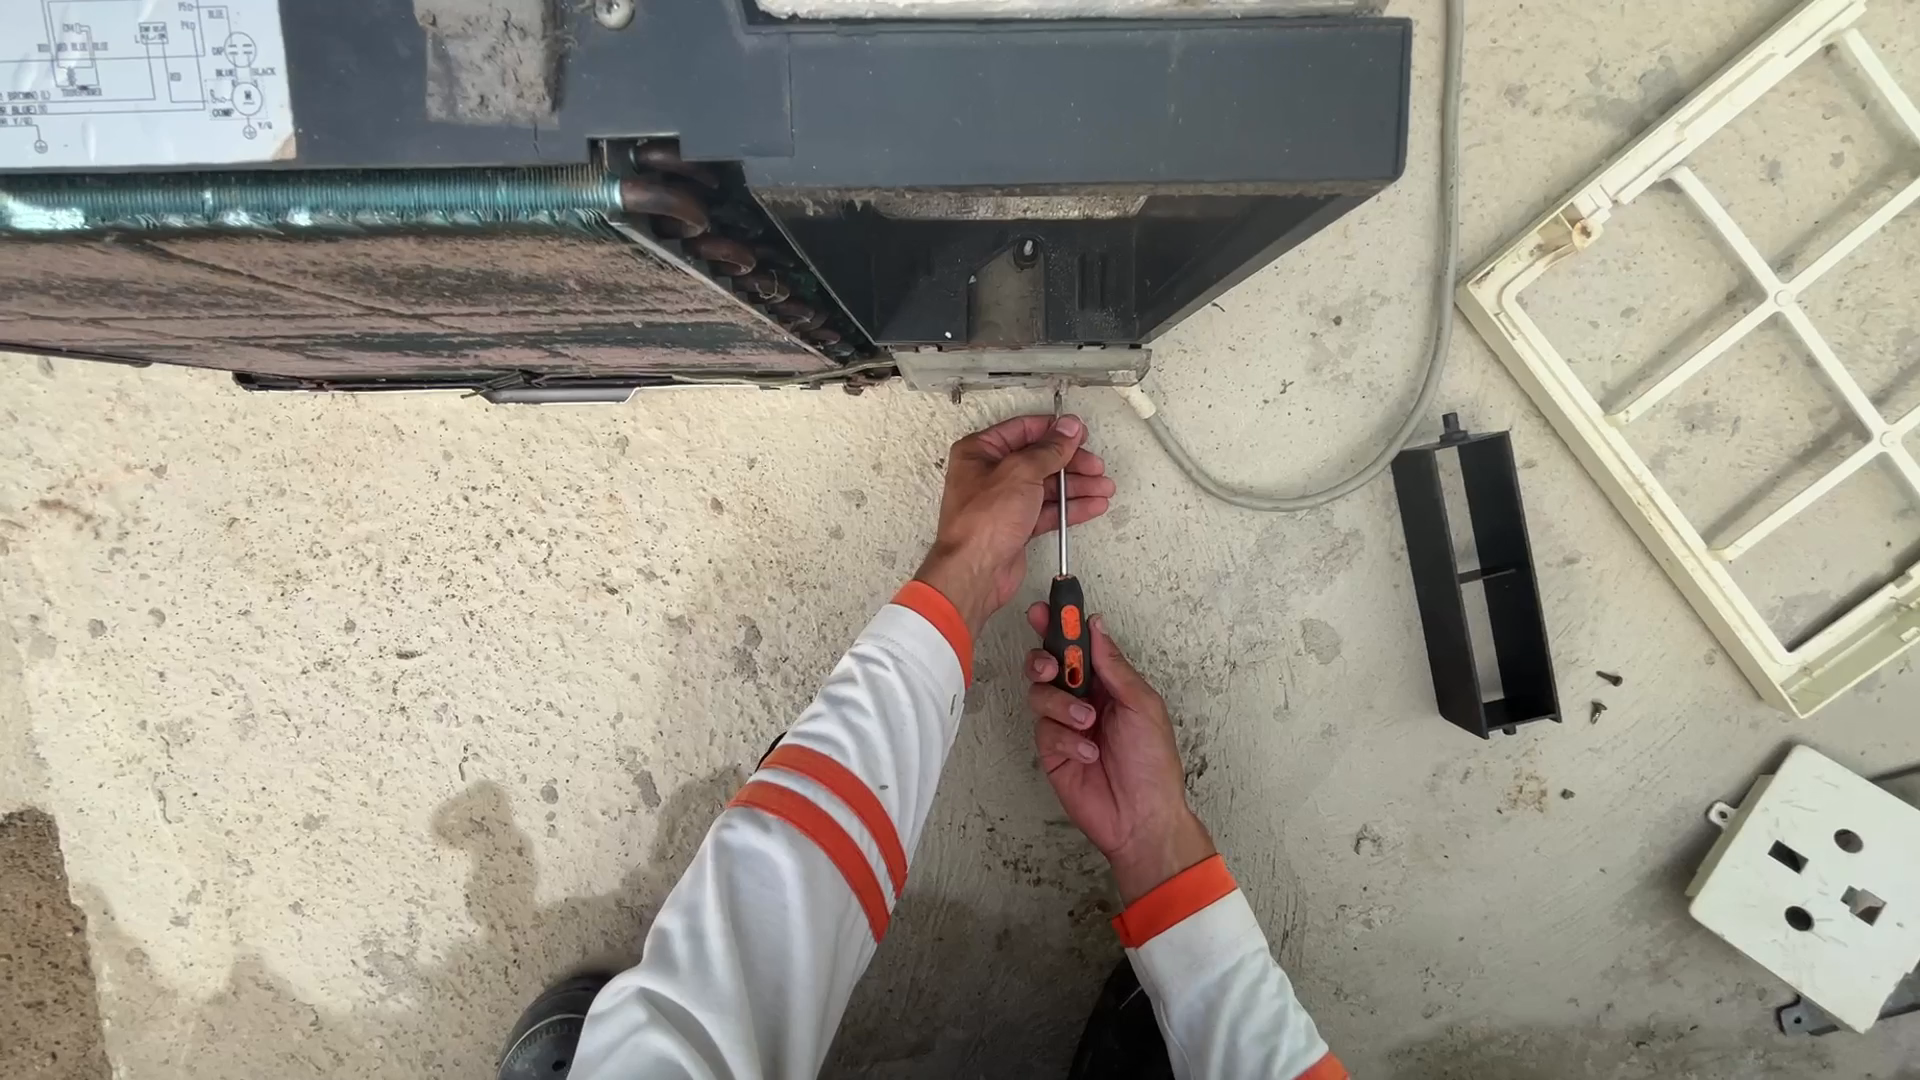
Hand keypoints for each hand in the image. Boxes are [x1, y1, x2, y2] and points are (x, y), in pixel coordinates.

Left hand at [913, 415, 1114, 632]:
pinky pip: (1048, 510)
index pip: (1023, 430)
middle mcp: (989, 474)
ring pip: (1047, 486)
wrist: (975, 570)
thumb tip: (1067, 429)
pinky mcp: (1016, 525)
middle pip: (1039, 459)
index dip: (1053, 430)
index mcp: (979, 452)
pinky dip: (1070, 508)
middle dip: (1071, 462)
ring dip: (1077, 486)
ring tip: (1102, 487)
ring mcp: (1004, 501)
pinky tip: (1092, 505)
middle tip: (1094, 465)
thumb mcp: (1020, 473)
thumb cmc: (980, 524)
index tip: (1078, 433)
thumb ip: (1048, 449)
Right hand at [1024, 609, 1214, 903]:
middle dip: (1043, 659)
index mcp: (1106, 683)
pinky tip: (1088, 754)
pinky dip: (1066, 739)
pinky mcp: (1051, 750)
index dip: (1057, 625)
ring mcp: (1063, 724)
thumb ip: (1113, 665)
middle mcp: (1080, 698)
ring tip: (1088, 724)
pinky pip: (1044, 731)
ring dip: (1062, 706)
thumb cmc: (1153, 762)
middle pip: (1046, 664)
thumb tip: (1094, 625)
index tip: (1043, 609)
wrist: (1142, 816)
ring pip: (1039, 694)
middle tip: (1052, 668)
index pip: (1075, 646)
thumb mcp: (1142, 704)